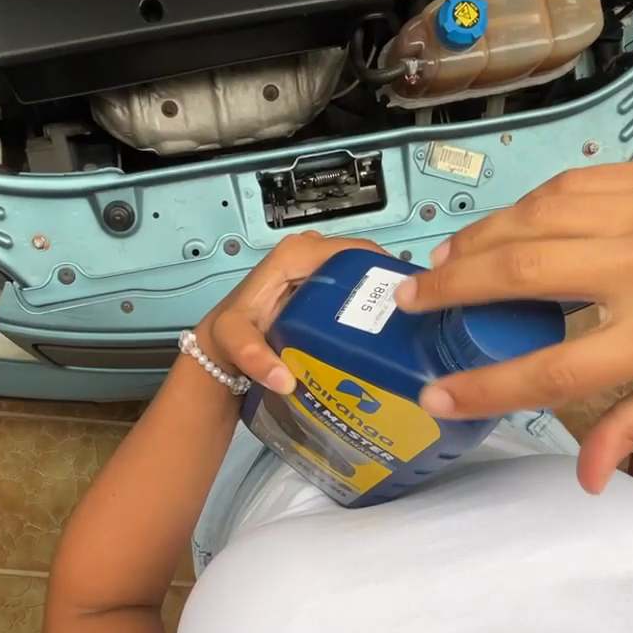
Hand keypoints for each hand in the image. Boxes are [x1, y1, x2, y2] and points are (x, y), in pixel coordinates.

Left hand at [197, 231, 390, 393]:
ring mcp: (317, 269)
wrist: (222, 349)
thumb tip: (284, 379)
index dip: (383, 274)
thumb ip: (253, 357)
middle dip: (388, 289)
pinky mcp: (320, 286)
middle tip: (410, 322)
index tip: (407, 304)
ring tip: (404, 327)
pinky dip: (369, 305)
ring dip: (381, 298)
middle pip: (364, 264)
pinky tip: (383, 329)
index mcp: (295, 254)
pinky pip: (353, 287)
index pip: (354, 252)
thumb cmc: (229, 337)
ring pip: (362, 277)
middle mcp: (309, 254)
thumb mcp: (235, 340)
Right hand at [394, 155, 632, 489]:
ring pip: (534, 220)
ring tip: (439, 264)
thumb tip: (589, 474)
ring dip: (475, 242)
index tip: (435, 395)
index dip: (484, 387)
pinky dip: (523, 205)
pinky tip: (503, 223)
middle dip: (449, 293)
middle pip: (520, 275)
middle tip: (406, 304)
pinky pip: (570, 184)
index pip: (552, 369)